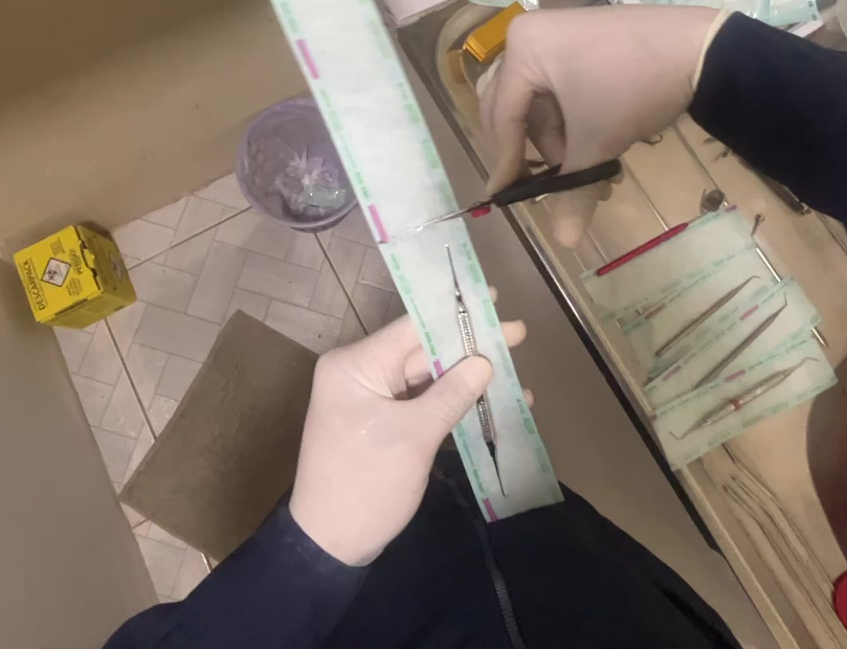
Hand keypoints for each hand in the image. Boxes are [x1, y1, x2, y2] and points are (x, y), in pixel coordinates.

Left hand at [289, 313, 526, 565]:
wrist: (329, 548)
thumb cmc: (365, 484)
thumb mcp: (412, 437)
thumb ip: (450, 394)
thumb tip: (484, 361)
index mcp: (357, 364)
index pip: (412, 328)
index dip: (453, 313)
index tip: (491, 298)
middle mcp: (362, 372)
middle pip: (423, 351)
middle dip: (469, 347)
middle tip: (516, 333)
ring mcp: (374, 399)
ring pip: (427, 378)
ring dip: (467, 379)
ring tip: (515, 374)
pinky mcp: (385, 424)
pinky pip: (422, 403)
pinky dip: (453, 404)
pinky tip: (491, 405)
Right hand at [481, 5, 723, 246]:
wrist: (700, 47)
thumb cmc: (632, 90)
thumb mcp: (598, 144)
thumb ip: (573, 193)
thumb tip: (565, 244)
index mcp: (522, 50)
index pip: (503, 116)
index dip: (504, 161)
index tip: (502, 196)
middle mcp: (529, 34)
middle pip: (513, 106)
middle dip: (535, 150)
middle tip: (545, 184)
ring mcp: (557, 31)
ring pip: (540, 100)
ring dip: (561, 140)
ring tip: (593, 171)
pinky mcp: (582, 36)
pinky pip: (559, 84)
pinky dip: (574, 119)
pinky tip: (598, 143)